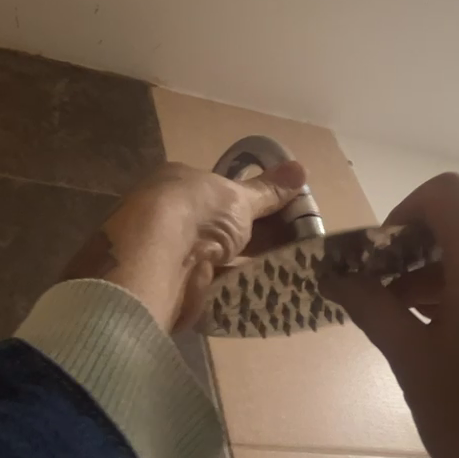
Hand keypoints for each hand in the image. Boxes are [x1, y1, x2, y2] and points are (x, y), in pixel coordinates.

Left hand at [63, 161, 308, 331]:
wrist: (157, 259)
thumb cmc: (197, 212)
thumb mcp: (240, 198)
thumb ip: (269, 191)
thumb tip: (301, 168)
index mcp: (180, 183)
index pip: (220, 190)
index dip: (252, 201)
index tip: (285, 212)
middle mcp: (172, 213)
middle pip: (222, 224)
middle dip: (257, 234)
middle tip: (298, 243)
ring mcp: (171, 249)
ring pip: (218, 255)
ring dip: (248, 261)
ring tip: (291, 268)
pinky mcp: (174, 283)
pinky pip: (213, 282)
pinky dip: (236, 284)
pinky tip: (266, 289)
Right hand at [325, 173, 458, 457]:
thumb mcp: (411, 361)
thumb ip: (370, 305)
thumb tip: (332, 277)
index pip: (449, 192)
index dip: (406, 210)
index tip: (384, 255)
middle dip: (424, 237)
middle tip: (392, 280)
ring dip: (449, 262)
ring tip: (414, 313)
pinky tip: (454, 332)